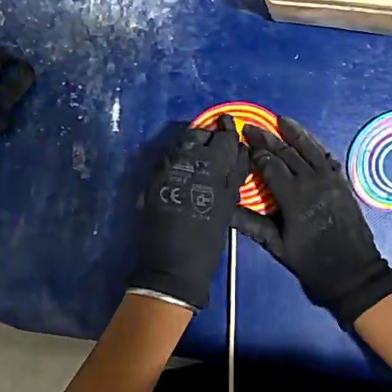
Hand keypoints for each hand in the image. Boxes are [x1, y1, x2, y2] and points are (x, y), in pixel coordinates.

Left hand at [126, 117, 252, 309]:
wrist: (171, 267)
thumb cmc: (207, 241)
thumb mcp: (227, 204)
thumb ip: (234, 173)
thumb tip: (240, 149)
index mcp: (209, 168)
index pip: (221, 138)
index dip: (228, 130)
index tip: (231, 124)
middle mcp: (183, 162)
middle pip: (197, 135)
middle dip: (208, 135)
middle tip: (217, 142)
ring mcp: (163, 170)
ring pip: (180, 145)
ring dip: (192, 145)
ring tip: (202, 155)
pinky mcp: (151, 180)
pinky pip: (168, 159)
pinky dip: (179, 158)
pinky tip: (186, 168)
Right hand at [243, 116, 391, 328]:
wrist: (354, 273)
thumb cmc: (312, 263)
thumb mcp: (278, 246)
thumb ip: (252, 224)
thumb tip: (225, 209)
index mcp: (294, 197)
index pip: (270, 165)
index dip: (255, 153)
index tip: (242, 143)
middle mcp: (312, 181)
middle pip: (287, 152)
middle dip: (268, 138)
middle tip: (251, 127)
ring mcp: (330, 179)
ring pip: (310, 149)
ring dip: (294, 133)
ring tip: (280, 120)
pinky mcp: (342, 182)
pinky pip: (326, 157)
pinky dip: (315, 146)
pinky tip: (306, 139)